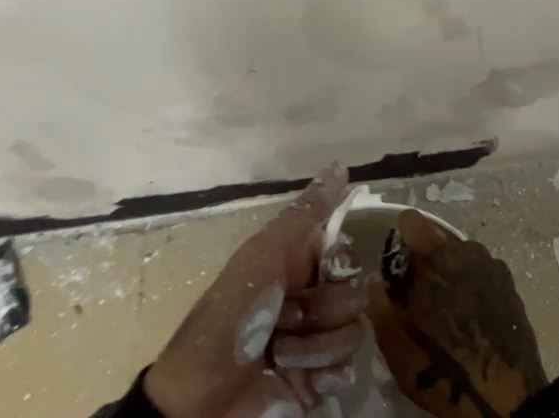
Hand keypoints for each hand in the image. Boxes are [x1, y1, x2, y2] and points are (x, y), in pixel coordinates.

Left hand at [145, 164, 367, 417]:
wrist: (202, 401)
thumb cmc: (229, 319)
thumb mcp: (262, 257)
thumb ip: (305, 214)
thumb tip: (341, 165)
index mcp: (294, 263)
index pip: (345, 249)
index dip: (340, 261)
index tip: (325, 270)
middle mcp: (310, 297)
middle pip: (356, 290)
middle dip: (325, 307)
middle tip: (290, 318)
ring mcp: (317, 340)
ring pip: (355, 329)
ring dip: (317, 345)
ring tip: (282, 353)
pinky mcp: (321, 380)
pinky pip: (350, 367)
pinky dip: (323, 373)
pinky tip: (298, 379)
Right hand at [368, 209, 549, 417]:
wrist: (504, 396)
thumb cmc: (442, 368)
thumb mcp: (396, 345)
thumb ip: (380, 305)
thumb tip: (374, 280)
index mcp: (436, 257)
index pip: (412, 221)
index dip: (400, 236)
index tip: (395, 262)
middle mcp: (466, 251)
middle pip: (437, 239)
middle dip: (424, 259)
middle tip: (416, 294)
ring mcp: (492, 266)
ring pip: (461, 255)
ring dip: (450, 270)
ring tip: (444, 307)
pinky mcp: (510, 285)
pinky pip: (482, 271)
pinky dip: (471, 283)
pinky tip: (469, 314)